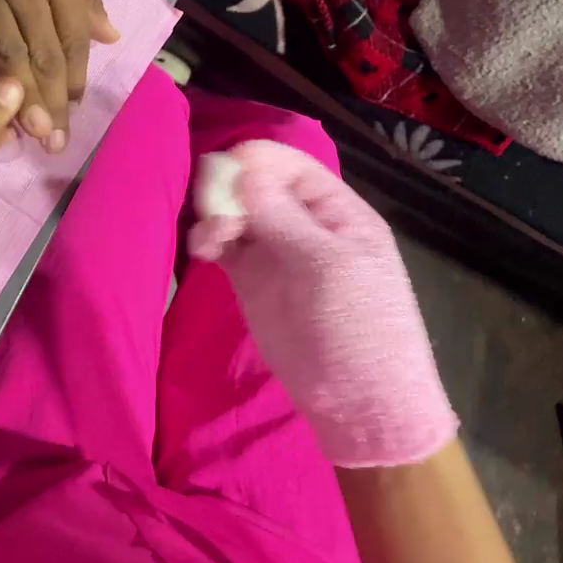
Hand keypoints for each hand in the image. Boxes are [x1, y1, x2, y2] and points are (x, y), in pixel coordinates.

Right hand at [189, 140, 458, 468]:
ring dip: (216, 215)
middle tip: (212, 207)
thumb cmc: (360, 328)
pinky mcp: (251, 279)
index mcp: (337, 212)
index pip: (292, 166)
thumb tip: (243, 171)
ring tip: (210, 239)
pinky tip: (202, 250)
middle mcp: (303, 223)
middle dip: (230, 188)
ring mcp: (275, 251)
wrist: (359, 403)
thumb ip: (284, 218)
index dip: (258, 160)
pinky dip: (209, 240)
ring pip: (236, 213)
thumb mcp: (329, 267)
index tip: (225, 166)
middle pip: (257, 185)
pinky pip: (224, 245)